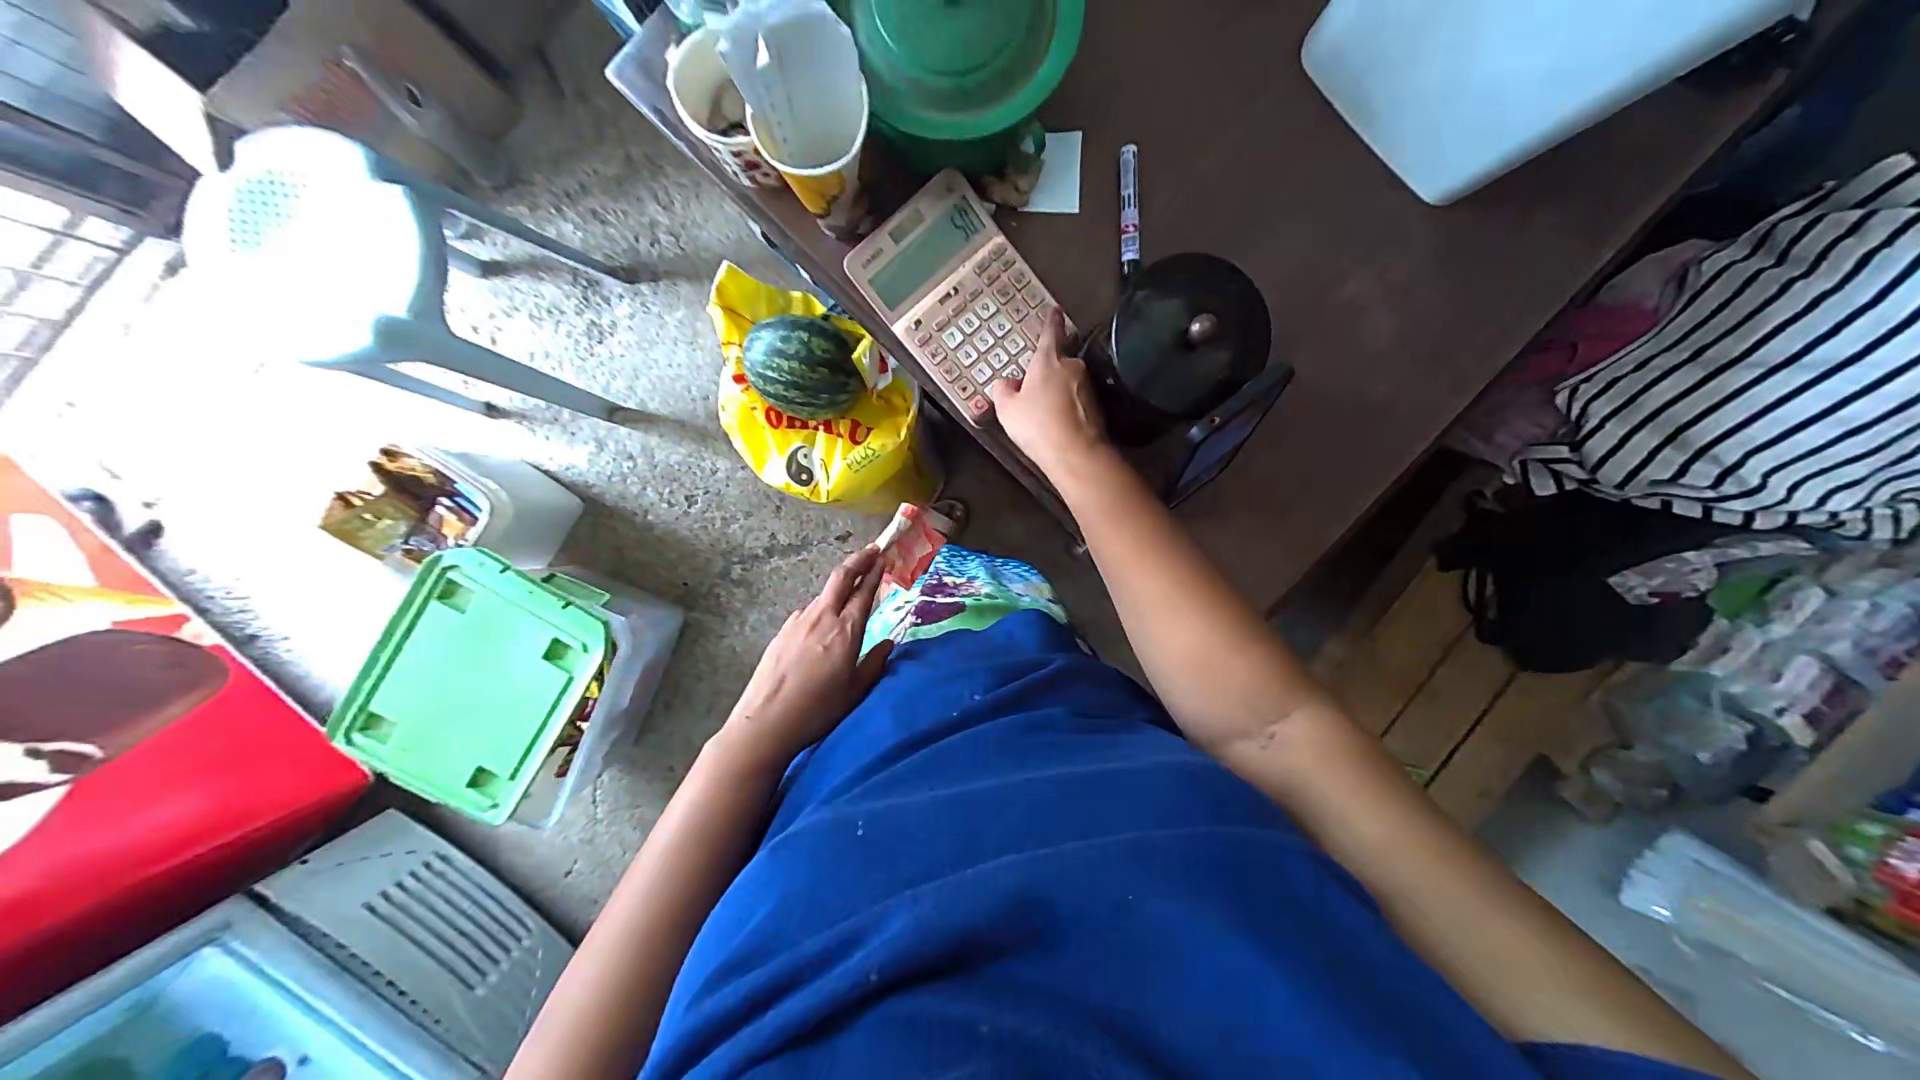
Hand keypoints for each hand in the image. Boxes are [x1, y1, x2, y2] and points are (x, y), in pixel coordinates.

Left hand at [716, 546, 893, 770]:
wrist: (767, 720)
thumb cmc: (819, 709)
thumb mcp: (856, 689)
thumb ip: (875, 662)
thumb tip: (888, 643)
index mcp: (847, 630)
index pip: (865, 592)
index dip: (876, 572)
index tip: (884, 558)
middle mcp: (823, 617)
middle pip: (842, 577)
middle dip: (858, 560)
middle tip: (871, 550)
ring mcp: (799, 621)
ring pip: (824, 596)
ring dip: (839, 589)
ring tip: (849, 597)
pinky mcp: (783, 631)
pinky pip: (808, 614)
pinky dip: (821, 611)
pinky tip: (821, 630)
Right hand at [987, 308, 1109, 477]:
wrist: (1077, 454)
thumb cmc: (1039, 427)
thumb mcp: (1006, 409)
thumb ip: (1002, 389)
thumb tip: (1007, 383)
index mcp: (1048, 361)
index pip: (1050, 332)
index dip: (1051, 321)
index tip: (1055, 311)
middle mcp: (1072, 367)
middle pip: (1058, 363)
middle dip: (1046, 375)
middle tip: (1032, 395)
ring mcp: (1088, 386)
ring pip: (1068, 383)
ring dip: (1057, 393)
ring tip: (1044, 417)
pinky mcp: (1097, 405)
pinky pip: (1077, 401)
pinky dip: (1068, 408)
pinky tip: (1058, 426)